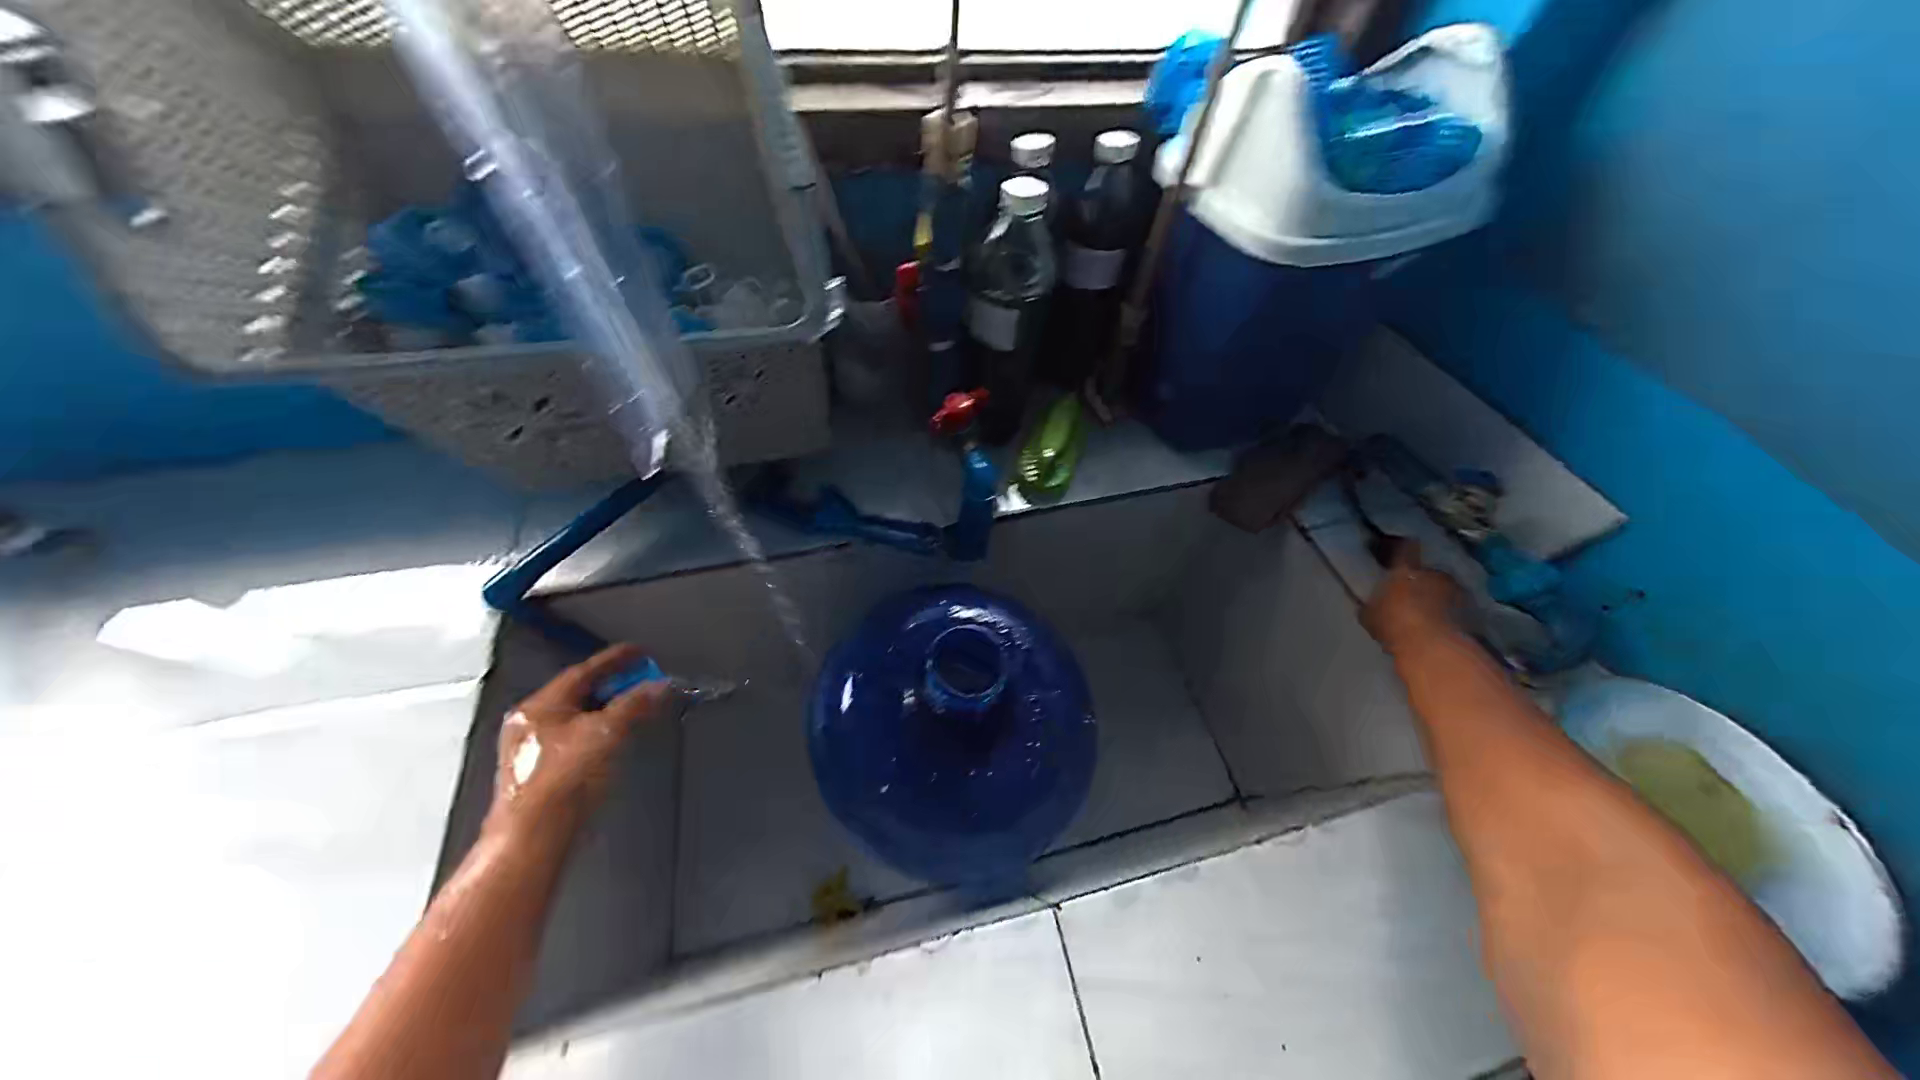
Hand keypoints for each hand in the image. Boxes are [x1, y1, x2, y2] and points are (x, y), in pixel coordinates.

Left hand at [488, 644, 677, 842]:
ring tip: (633, 705)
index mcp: (539, 706)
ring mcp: (529, 750)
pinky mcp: (537, 774)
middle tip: (642, 677)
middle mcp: (528, 723)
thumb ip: (635, 704)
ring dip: (605, 708)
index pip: (584, 671)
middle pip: (578, 693)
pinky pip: (572, 738)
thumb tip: (660, 685)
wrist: (533, 837)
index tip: (639, 651)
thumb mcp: (607, 732)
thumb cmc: (563, 781)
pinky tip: (612, 738)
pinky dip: (596, 730)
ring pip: (574, 716)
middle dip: (612, 684)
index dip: (616, 659)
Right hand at [1361, 540, 1468, 654]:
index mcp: (1404, 570)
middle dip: (1421, 580)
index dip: (1401, 548)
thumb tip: (1371, 603)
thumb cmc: (1394, 625)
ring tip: (1429, 613)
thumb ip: (1372, 604)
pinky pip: (1457, 606)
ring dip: (1438, 597)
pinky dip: (1451, 612)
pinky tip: (1442, 625)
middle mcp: (1433, 573)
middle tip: (1412, 594)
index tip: (1398, 550)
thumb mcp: (1370, 616)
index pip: (1405, 548)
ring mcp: (1457, 590)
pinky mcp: (1474, 609)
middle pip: (1427, 571)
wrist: (1434, 648)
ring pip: (1444, 588)